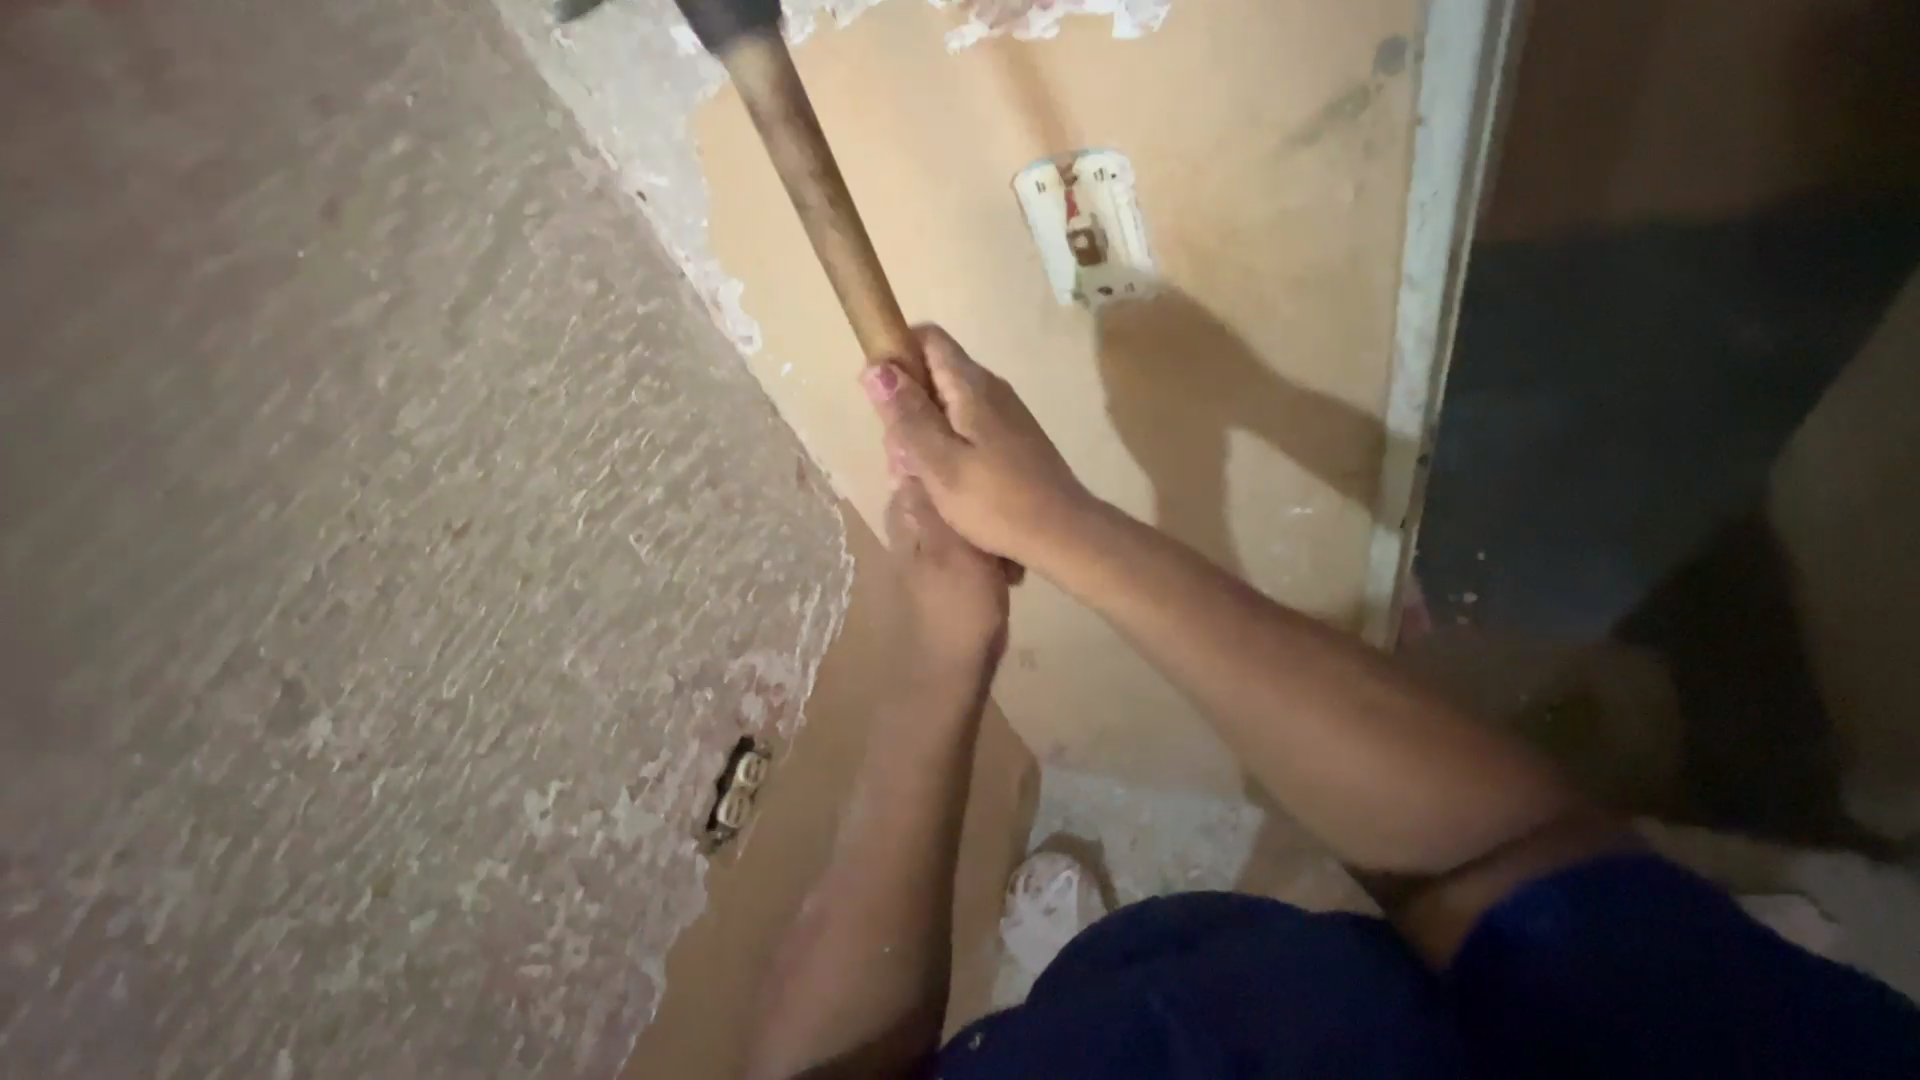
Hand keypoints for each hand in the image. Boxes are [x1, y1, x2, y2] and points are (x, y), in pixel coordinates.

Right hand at [862, 326, 1093, 566]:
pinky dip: (945, 448)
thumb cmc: (997, 502)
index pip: (927, 338)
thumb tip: (875, 366)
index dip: (896, 356)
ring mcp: (1004, 414)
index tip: (880, 400)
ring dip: (922, 434)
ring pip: (947, 406)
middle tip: (900, 458)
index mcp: (972, 385)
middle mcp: (990, 389)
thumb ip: (908, 415)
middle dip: (905, 407)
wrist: (1063, 533)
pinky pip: (965, 428)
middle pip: (933, 374)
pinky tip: (943, 485)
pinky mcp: (1011, 439)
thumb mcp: (940, 463)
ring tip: (918, 479)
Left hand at [886, 478, 1009, 682]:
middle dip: (984, 502)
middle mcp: (914, 529)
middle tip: (1008, 518)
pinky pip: (977, 549)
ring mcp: (934, 553)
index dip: (959, 461)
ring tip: (1011, 555)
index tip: (991, 468)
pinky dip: (993, 556)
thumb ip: (935, 503)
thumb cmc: (958, 605)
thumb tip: (913, 456)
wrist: (955, 669)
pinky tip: (1009, 574)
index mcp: (906, 517)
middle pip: (953, 493)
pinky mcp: (953, 574)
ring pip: (970, 521)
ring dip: (993, 531)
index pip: (924, 466)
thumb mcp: (952, 545)